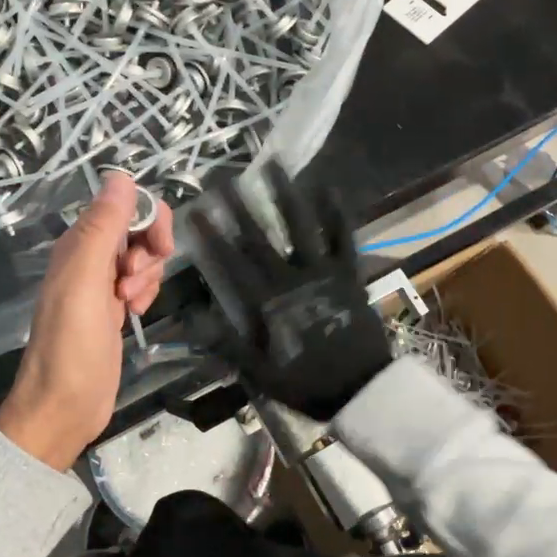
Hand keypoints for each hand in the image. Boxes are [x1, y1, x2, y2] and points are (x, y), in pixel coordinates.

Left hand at [0, 173, 174, 469]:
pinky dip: (145, 294)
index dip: (149, 220)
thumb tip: (121, 176)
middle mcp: (89, 258)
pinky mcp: (112, 309)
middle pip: (139, 230)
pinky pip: (140, 284)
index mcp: (79, 244)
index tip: (155, 249)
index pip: (125, 205)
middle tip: (133, 284)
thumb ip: (102, 228)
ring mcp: (101, 285)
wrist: (63, 406)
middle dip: (150, 252)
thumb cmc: (72, 345)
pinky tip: (134, 314)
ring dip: (147, 277)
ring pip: (143, 258)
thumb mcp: (85, 280)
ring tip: (128, 305)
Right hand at [185, 162, 389, 421]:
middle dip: (240, 207)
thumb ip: (228, 344)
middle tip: (223, 178)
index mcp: (269, 302)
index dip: (212, 235)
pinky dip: (335, 212)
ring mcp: (325, 271)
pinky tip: (327, 187)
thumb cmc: (309, 383)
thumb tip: (192, 321)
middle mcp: (294, 277)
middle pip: (261, 237)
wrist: (364, 391)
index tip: (196, 210)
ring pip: (302, 226)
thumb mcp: (261, 372)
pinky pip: (343, 237)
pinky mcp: (350, 273)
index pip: (232, 262)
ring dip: (286, 195)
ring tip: (274, 165)